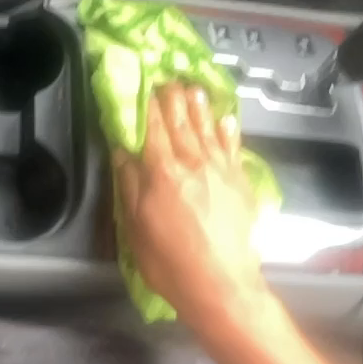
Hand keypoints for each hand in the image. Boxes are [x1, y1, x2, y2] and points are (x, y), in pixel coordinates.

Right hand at [113, 83, 276, 336]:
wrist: (222, 286)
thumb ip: (129, 184)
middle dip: (172, 98)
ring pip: (207, 129)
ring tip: (194, 87)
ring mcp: (220, 171)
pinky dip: (228, 131)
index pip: (152, 128)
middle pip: (181, 122)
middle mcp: (192, 163)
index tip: (143, 83)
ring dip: (199, 107)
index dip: (147, 104)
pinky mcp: (239, 183)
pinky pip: (233, 148)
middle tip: (168, 78)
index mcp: (162, 172)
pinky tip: (226, 119)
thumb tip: (123, 150)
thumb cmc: (170, 261)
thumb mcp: (135, 226)